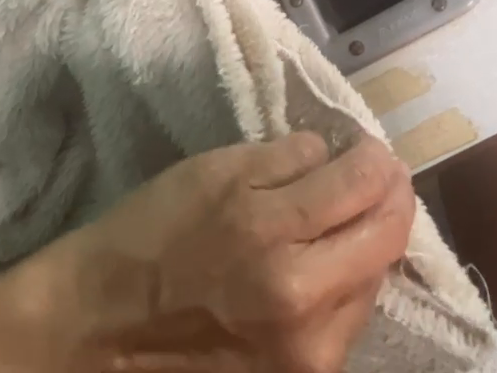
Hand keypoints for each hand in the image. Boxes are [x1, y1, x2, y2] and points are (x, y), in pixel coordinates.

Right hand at [5, 132, 414, 371]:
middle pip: (388, 236)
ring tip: (358, 210)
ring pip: (376, 279)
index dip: (376, 157)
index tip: (369, 145)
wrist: (103, 325)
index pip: (363, 185)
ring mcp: (309, 353)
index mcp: (272, 234)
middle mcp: (303, 301)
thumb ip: (283, 157)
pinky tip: (334, 257)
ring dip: (375, 237)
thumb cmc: (153, 233)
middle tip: (382, 172)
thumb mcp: (213, 170)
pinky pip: (351, 318)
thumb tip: (332, 152)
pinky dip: (352, 279)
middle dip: (393, 194)